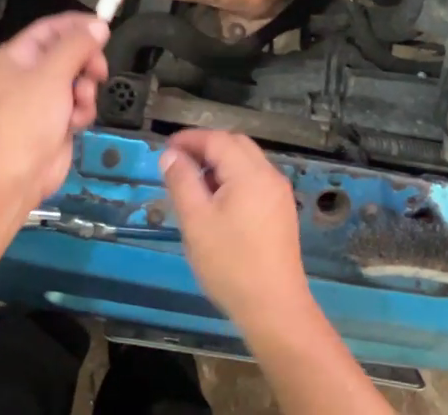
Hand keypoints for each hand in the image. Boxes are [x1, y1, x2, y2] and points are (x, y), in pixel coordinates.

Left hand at [0, 12, 109, 210]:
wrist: (15, 176)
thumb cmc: (27, 118)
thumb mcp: (53, 73)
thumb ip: (78, 45)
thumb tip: (99, 25)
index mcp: (16, 57)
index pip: (50, 28)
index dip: (77, 25)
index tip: (104, 27)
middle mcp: (27, 75)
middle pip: (68, 54)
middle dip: (85, 63)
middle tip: (98, 72)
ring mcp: (41, 100)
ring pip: (78, 80)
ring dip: (85, 91)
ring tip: (79, 105)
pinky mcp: (55, 121)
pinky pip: (78, 104)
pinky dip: (81, 112)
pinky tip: (75, 124)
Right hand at [157, 130, 310, 325]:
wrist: (274, 308)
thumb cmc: (230, 264)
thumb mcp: (196, 222)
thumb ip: (182, 182)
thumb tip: (171, 155)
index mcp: (249, 173)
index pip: (217, 139)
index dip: (190, 139)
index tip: (166, 149)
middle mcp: (269, 175)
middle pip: (235, 145)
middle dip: (206, 147)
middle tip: (178, 163)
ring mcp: (279, 194)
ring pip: (247, 162)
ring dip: (220, 164)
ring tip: (194, 184)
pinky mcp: (282, 212)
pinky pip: (255, 181)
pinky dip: (234, 179)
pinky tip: (217, 203)